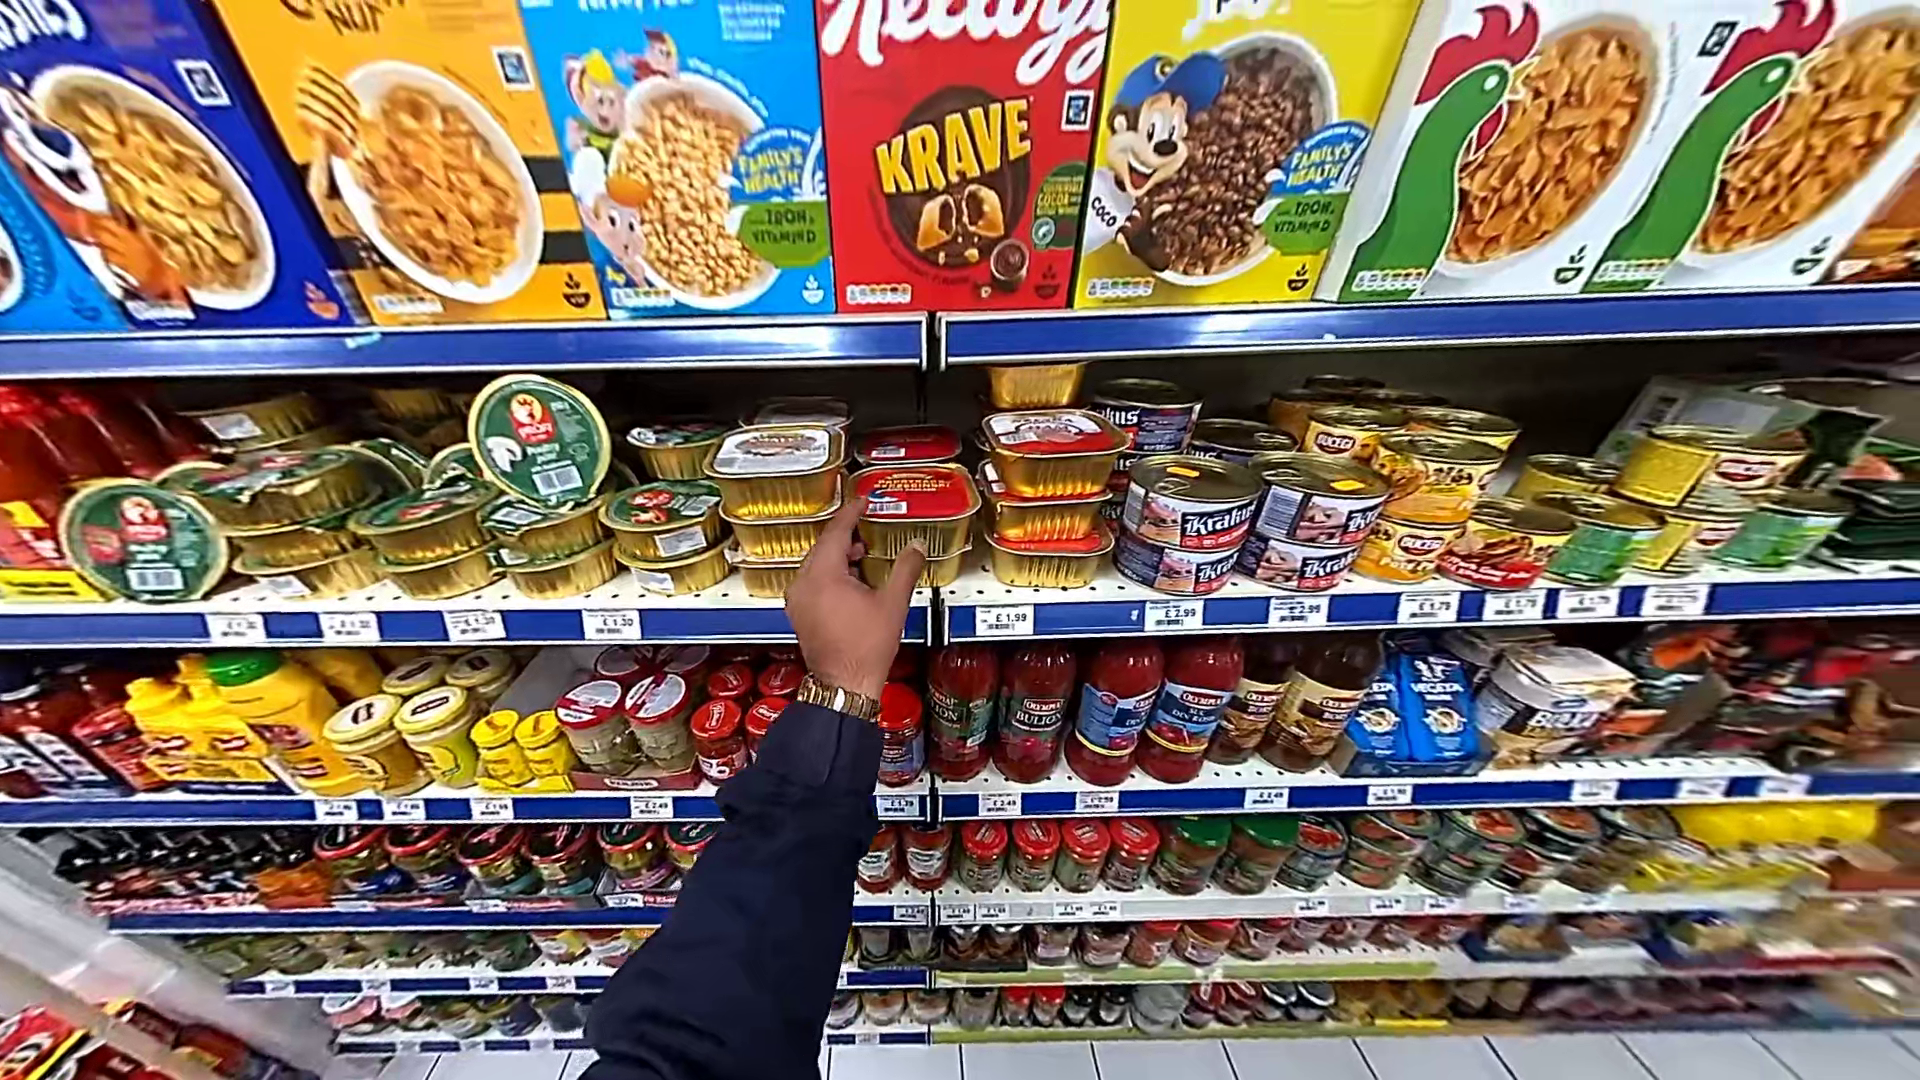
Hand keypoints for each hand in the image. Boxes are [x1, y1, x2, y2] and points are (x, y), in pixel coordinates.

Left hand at [785, 494, 924, 699]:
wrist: (845, 683)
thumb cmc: (865, 648)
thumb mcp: (892, 603)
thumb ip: (905, 569)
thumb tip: (915, 547)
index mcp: (823, 576)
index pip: (835, 533)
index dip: (850, 514)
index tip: (861, 502)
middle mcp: (803, 584)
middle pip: (823, 547)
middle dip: (845, 536)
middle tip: (865, 528)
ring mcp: (798, 600)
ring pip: (816, 564)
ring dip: (838, 556)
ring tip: (861, 556)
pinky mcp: (799, 613)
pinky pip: (812, 581)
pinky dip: (830, 574)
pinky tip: (850, 581)